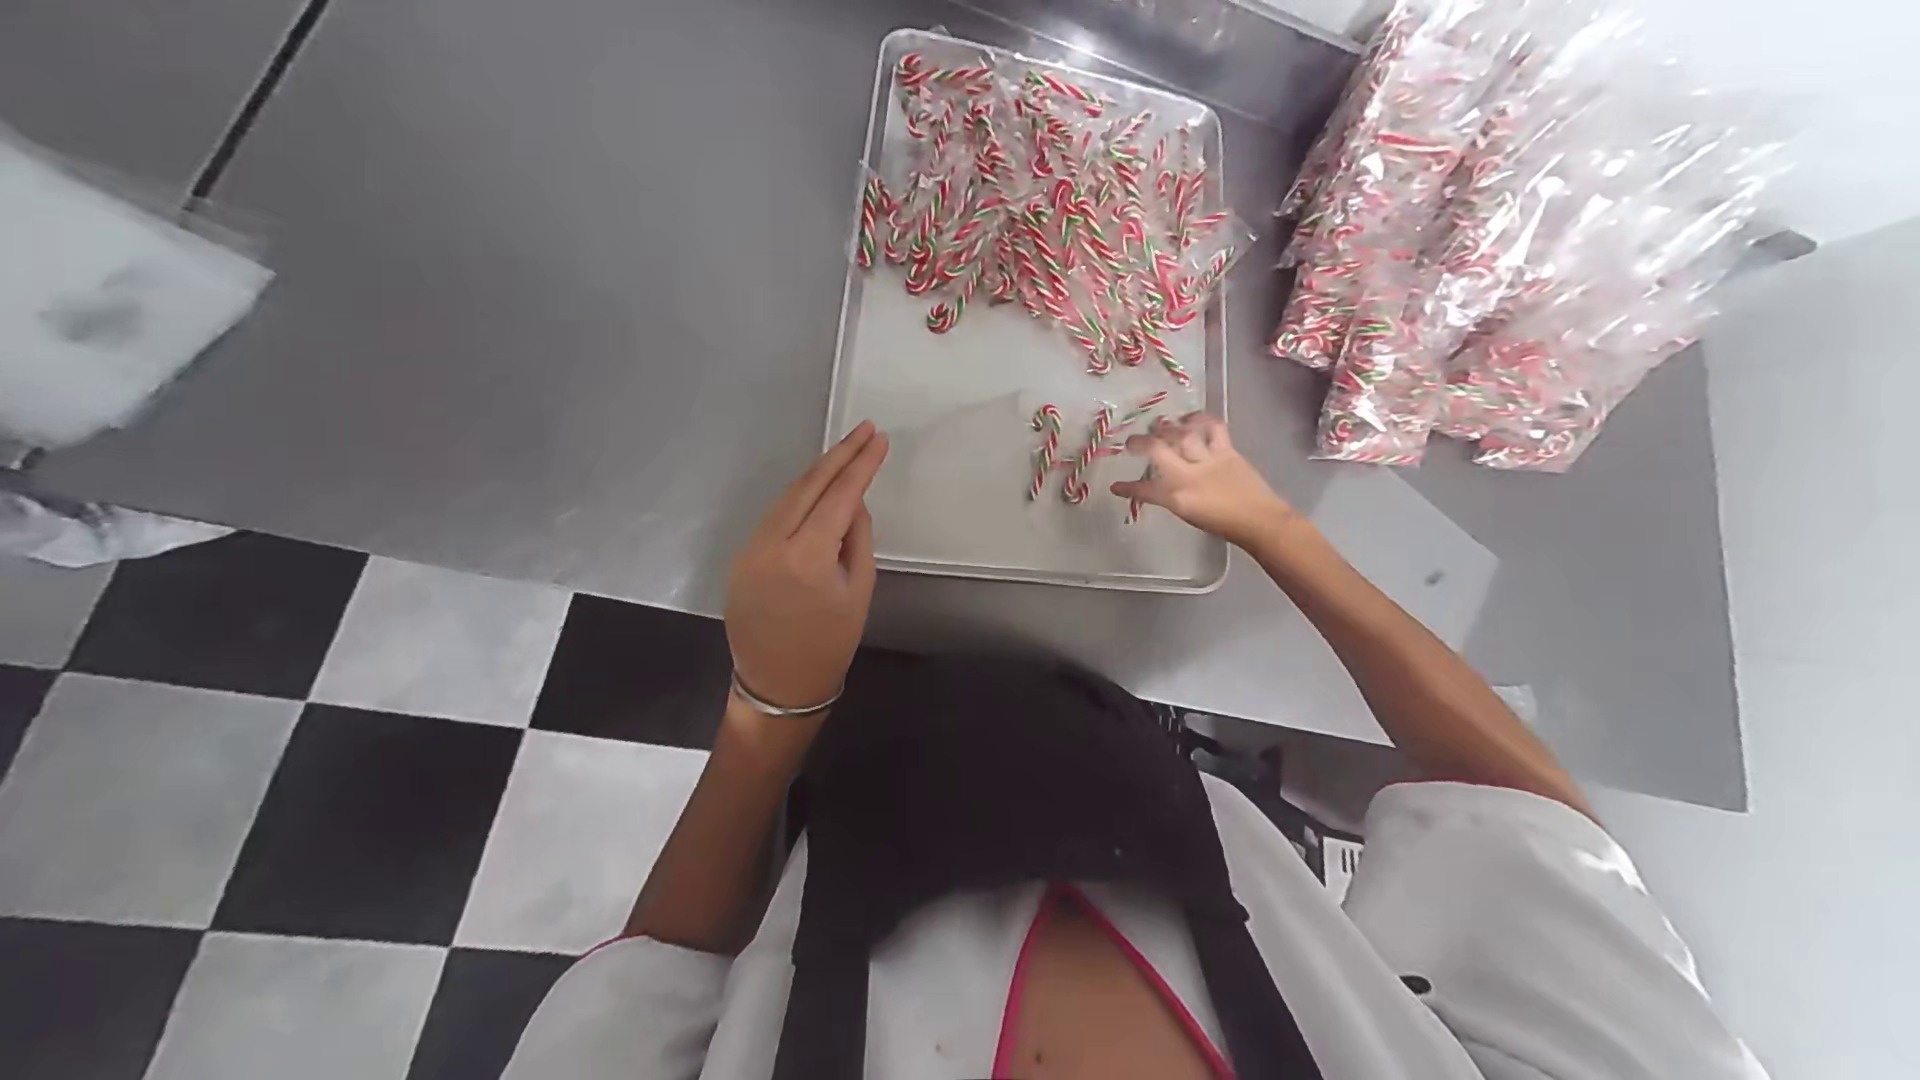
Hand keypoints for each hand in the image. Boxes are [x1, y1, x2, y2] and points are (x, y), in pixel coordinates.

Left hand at [725, 421, 889, 709]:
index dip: (861, 464)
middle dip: (838, 455)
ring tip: (845, 454)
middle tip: (864, 431)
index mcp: (807, 556)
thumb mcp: (859, 589)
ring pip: (786, 497)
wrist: (779, 684)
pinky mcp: (740, 557)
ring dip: (817, 474)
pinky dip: (797, 499)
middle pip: (807, 484)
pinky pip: (773, 517)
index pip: (839, 496)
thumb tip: (853, 500)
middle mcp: (771, 543)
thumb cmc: (830, 644)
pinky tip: (816, 490)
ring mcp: (749, 549)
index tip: (879, 439)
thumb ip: (858, 536)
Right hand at [1111, 413, 1291, 546]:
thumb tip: (1158, 487)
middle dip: (1140, 443)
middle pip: (1159, 450)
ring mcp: (1210, 460)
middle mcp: (1190, 476)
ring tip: (1160, 424)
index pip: (1145, 490)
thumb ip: (1171, 498)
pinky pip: (1213, 428)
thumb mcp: (1189, 515)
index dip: (1127, 488)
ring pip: (1183, 435)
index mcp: (1178, 498)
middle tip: (1131, 441)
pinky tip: (1190, 418)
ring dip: (1168, 427)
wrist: (1260, 520)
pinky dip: (1200, 419)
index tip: (1115, 486)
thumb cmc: (1223, 524)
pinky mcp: (1228, 451)